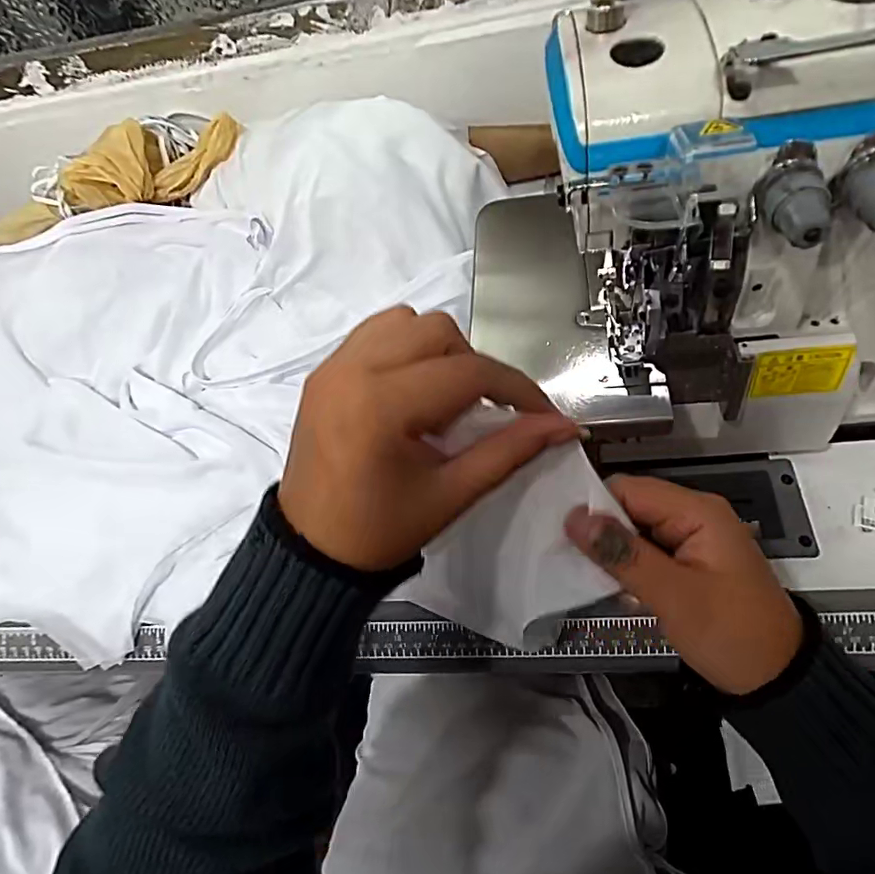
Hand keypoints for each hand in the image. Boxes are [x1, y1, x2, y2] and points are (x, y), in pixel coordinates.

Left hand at [279, 306, 580, 570]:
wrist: (312, 552)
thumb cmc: (379, 532)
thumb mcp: (452, 494)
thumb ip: (510, 451)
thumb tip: (563, 426)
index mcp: (380, 406)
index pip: (468, 373)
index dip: (517, 389)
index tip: (543, 413)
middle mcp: (351, 371)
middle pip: (438, 331)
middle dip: (474, 367)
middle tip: (480, 413)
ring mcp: (332, 367)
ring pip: (406, 322)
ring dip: (440, 351)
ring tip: (444, 400)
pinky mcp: (324, 372)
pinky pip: (376, 333)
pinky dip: (407, 349)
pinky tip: (413, 392)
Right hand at [566, 476, 802, 694]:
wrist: (777, 677)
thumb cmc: (733, 634)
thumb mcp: (673, 596)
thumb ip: (623, 555)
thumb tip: (577, 520)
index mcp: (697, 512)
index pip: (629, 489)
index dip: (595, 509)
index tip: (565, 536)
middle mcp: (695, 516)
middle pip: (631, 507)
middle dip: (602, 533)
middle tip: (573, 561)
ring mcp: (692, 540)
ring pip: (636, 532)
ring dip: (614, 553)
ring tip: (591, 577)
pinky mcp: (688, 562)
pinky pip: (648, 552)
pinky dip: (630, 568)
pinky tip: (617, 588)